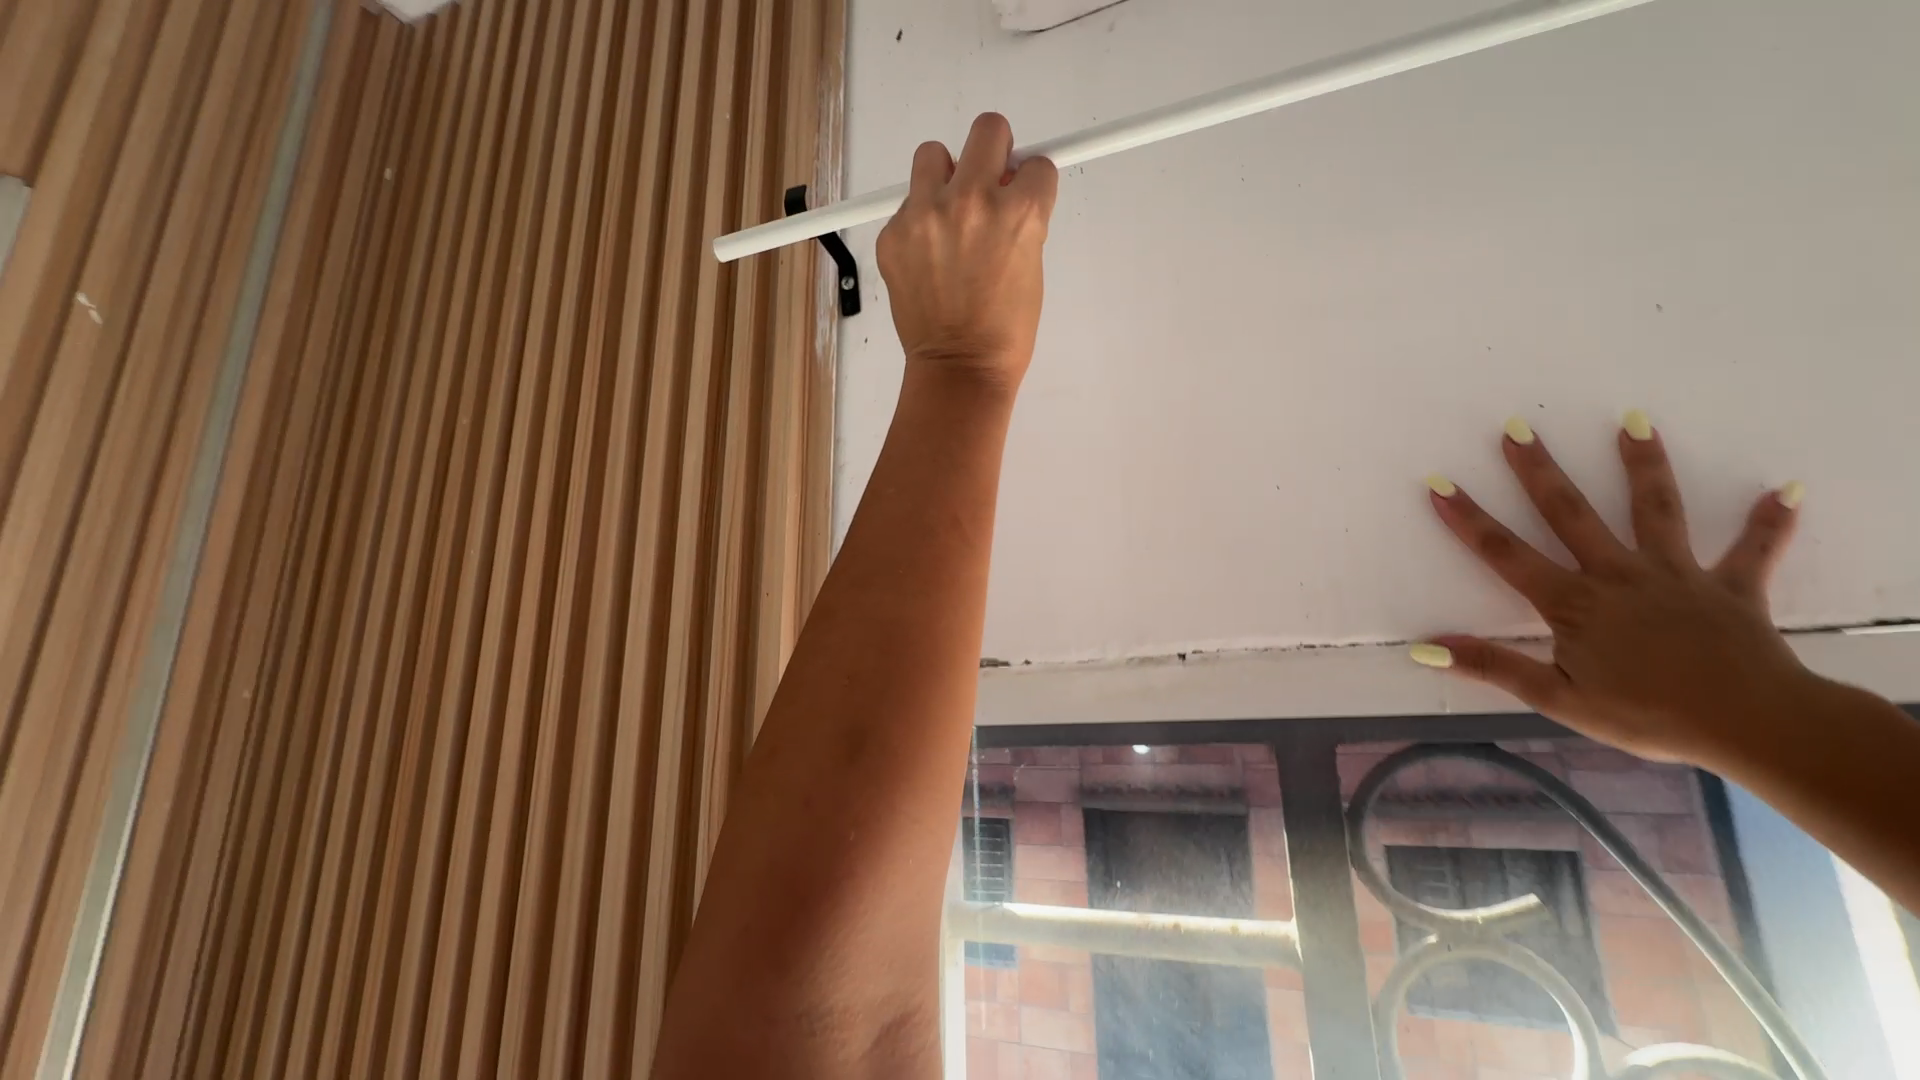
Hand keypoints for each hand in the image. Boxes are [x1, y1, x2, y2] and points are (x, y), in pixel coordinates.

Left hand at [876, 112, 1058, 390]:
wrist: (960, 366)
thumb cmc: (1004, 329)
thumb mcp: (1032, 266)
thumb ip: (1021, 218)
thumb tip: (1007, 185)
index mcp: (1020, 212)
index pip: (1035, 164)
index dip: (1030, 182)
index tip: (1021, 197)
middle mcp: (973, 202)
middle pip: (987, 129)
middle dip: (993, 153)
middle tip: (988, 184)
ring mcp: (927, 215)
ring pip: (933, 154)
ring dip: (945, 174)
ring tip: (948, 215)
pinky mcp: (894, 234)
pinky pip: (906, 204)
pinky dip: (918, 222)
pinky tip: (928, 257)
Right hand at [1417, 411, 1813, 767]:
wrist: (1754, 726)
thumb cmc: (1648, 716)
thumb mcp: (1558, 699)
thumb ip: (1492, 667)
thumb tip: (1424, 648)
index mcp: (1573, 602)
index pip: (1505, 554)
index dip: (1468, 520)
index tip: (1440, 484)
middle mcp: (1619, 575)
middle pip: (1570, 514)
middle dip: (1539, 471)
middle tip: (1518, 428)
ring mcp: (1677, 576)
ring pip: (1656, 511)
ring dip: (1644, 466)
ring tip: (1635, 422)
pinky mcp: (1732, 588)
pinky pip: (1752, 551)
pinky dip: (1768, 522)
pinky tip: (1785, 491)